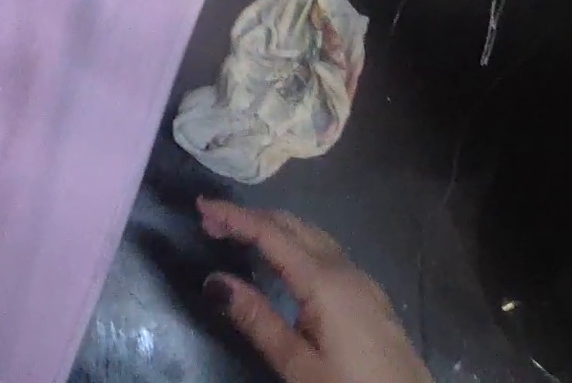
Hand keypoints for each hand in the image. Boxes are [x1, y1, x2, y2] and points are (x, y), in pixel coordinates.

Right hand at [198, 198, 432, 382]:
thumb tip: (215, 280)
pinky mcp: (370, 298)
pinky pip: (324, 251)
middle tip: (212, 223)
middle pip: (291, 224)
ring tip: (238, 235)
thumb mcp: (299, 367)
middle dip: (250, 217)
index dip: (233, 216)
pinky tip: (282, 260)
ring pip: (310, 234)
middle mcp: (344, 269)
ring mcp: (362, 282)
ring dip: (272, 227)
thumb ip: (257, 320)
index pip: (269, 233)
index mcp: (324, 281)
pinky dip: (294, 242)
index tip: (201, 206)